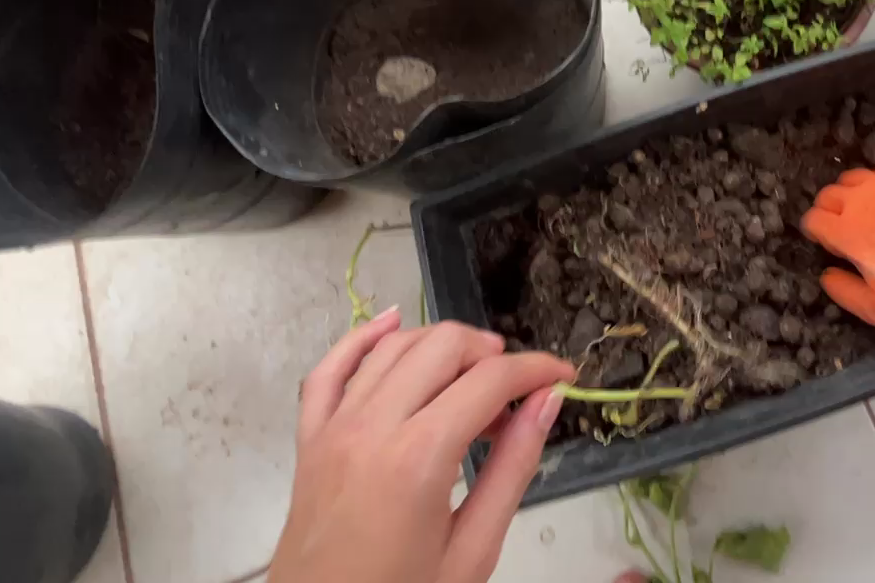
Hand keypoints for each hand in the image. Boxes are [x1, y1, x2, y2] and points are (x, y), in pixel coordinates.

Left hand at [268, 308, 575, 582]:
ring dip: (444, 346)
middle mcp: (373, 426)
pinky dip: (363, 337)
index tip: (565, 378)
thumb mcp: (474, 552)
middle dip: (493, 354)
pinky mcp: (310, 439)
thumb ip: (514, 467)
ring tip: (473, 378)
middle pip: (445, 345)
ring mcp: (334, 428)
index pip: (491, 380)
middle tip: (515, 395)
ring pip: (397, 345)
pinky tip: (393, 323)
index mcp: (418, 457)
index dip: (537, 368)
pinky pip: (331, 368)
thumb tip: (549, 401)